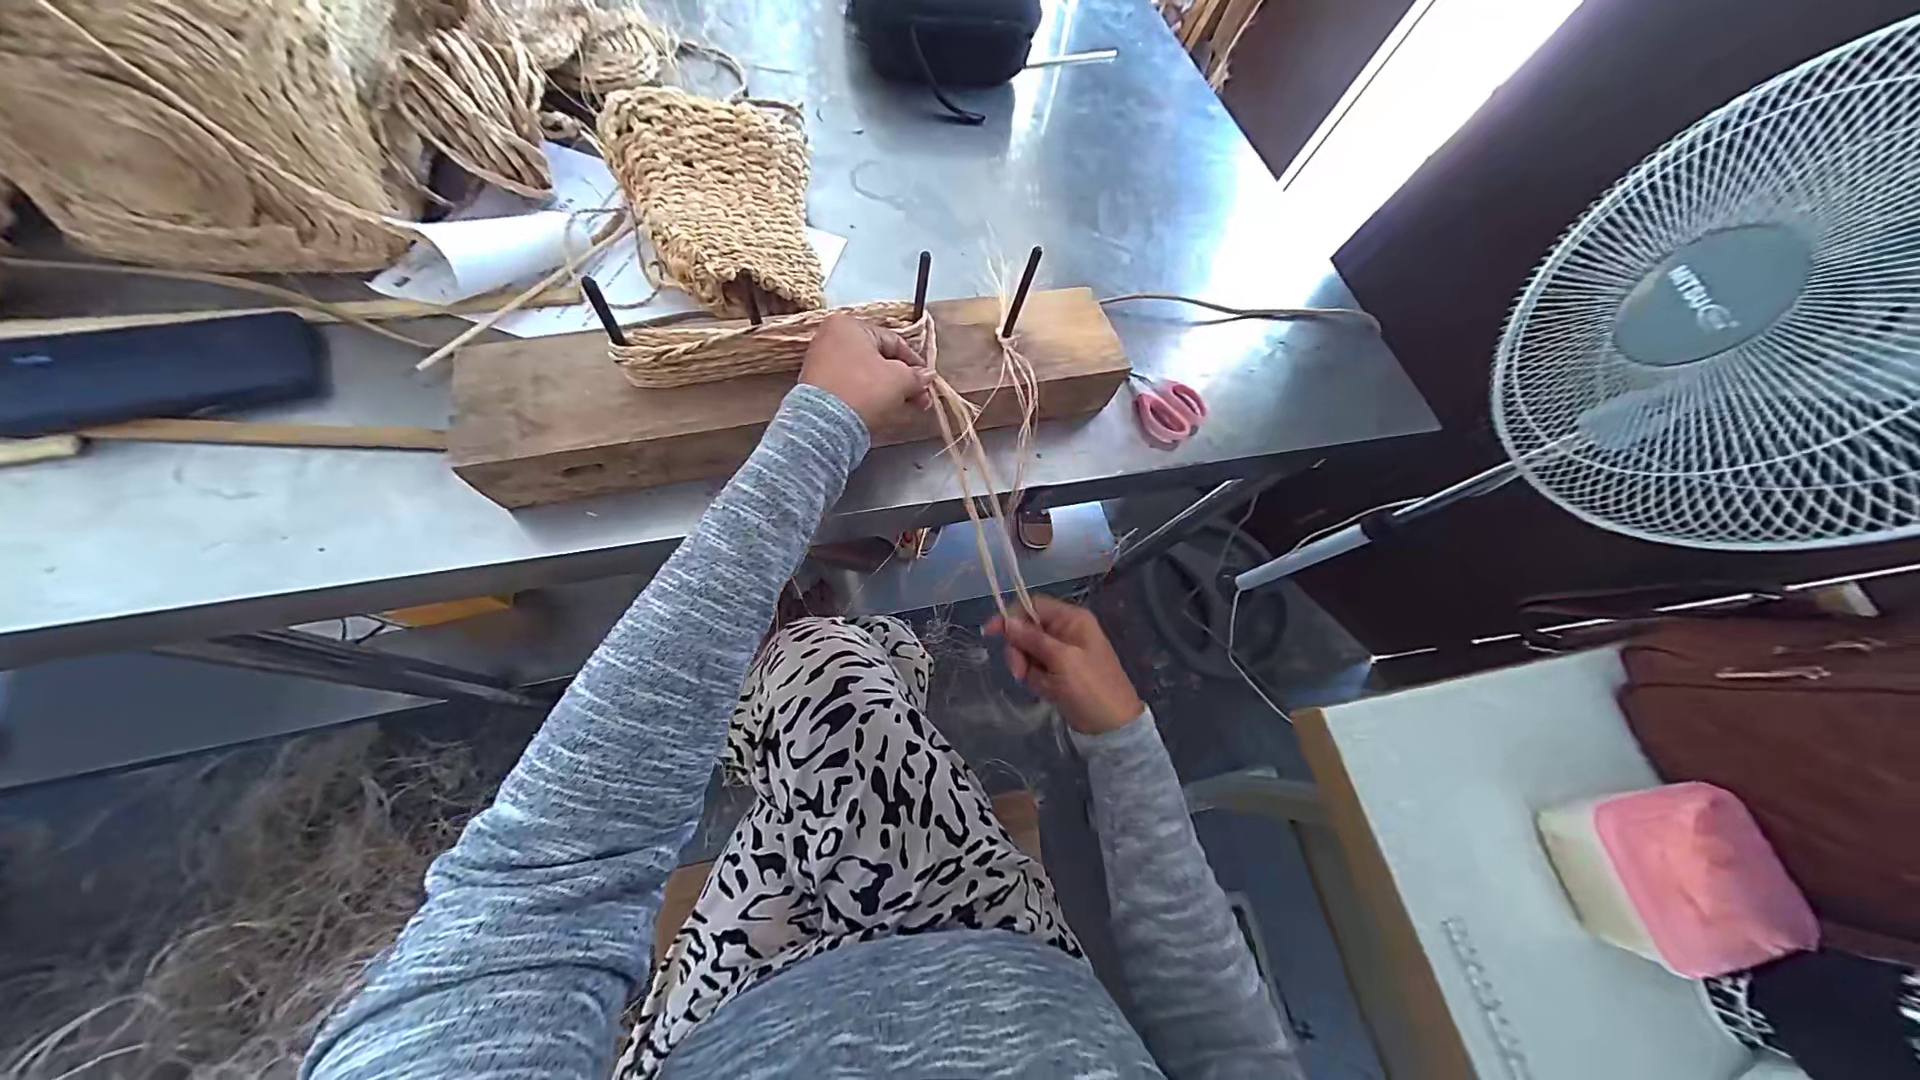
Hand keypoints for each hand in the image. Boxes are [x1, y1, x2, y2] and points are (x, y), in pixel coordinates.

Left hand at [799, 313, 935, 431]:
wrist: (825, 423)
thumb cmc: (864, 390)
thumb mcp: (899, 379)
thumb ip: (916, 376)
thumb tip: (927, 376)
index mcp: (849, 325)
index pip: (894, 341)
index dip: (916, 363)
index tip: (928, 382)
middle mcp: (831, 337)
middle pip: (879, 358)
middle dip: (903, 380)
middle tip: (919, 399)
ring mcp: (821, 361)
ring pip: (866, 373)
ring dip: (888, 389)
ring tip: (903, 406)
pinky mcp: (817, 385)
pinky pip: (851, 384)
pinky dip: (868, 394)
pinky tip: (881, 409)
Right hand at [985, 595, 1144, 735]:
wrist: (1112, 728)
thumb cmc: (1091, 689)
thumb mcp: (1062, 660)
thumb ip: (1033, 639)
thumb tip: (1007, 620)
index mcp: (1072, 619)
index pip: (1033, 606)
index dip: (1011, 617)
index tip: (991, 634)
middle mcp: (1067, 631)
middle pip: (1027, 630)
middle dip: (1020, 651)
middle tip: (1020, 673)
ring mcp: (1063, 652)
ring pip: (1028, 652)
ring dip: (1031, 671)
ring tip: (1046, 687)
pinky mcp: (1060, 671)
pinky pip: (1037, 669)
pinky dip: (1039, 681)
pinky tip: (1051, 693)